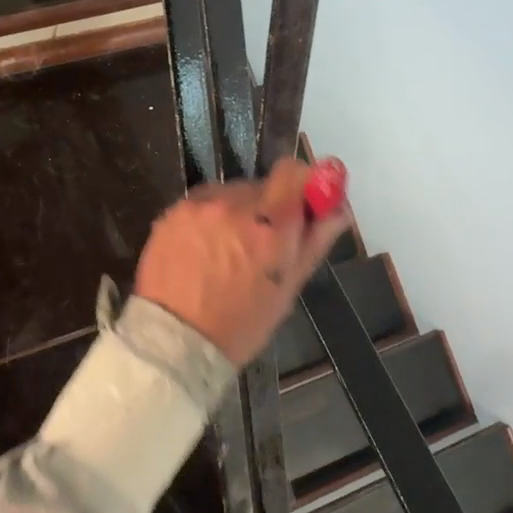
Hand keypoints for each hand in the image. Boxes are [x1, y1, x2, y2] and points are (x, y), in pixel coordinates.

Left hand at [133, 157, 353, 364]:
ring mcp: (201, 205)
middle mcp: (236, 205)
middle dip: (265, 208)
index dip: (301, 182)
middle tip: (259, 243)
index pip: (293, 172)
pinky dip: (206, 219)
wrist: (174, 340)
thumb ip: (315, 241)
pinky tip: (201, 250)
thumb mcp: (287, 288)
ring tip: (225, 251)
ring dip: (234, 212)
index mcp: (271, 226)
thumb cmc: (240, 324)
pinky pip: (201, 203)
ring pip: (229, 194)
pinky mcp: (173, 210)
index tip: (301, 201)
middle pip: (261, 186)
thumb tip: (339, 207)